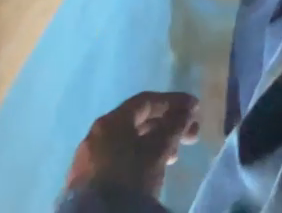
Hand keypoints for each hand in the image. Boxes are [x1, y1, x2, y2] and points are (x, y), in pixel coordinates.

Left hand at [66, 91, 200, 196]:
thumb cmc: (131, 177)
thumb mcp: (158, 149)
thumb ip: (175, 125)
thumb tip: (188, 109)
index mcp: (111, 121)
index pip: (146, 101)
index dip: (174, 102)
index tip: (195, 109)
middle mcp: (95, 134)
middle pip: (138, 121)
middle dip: (168, 126)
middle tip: (191, 136)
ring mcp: (88, 158)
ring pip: (128, 141)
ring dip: (156, 143)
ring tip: (174, 157)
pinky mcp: (86, 181)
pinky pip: (118, 159)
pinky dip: (139, 158)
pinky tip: (152, 170)